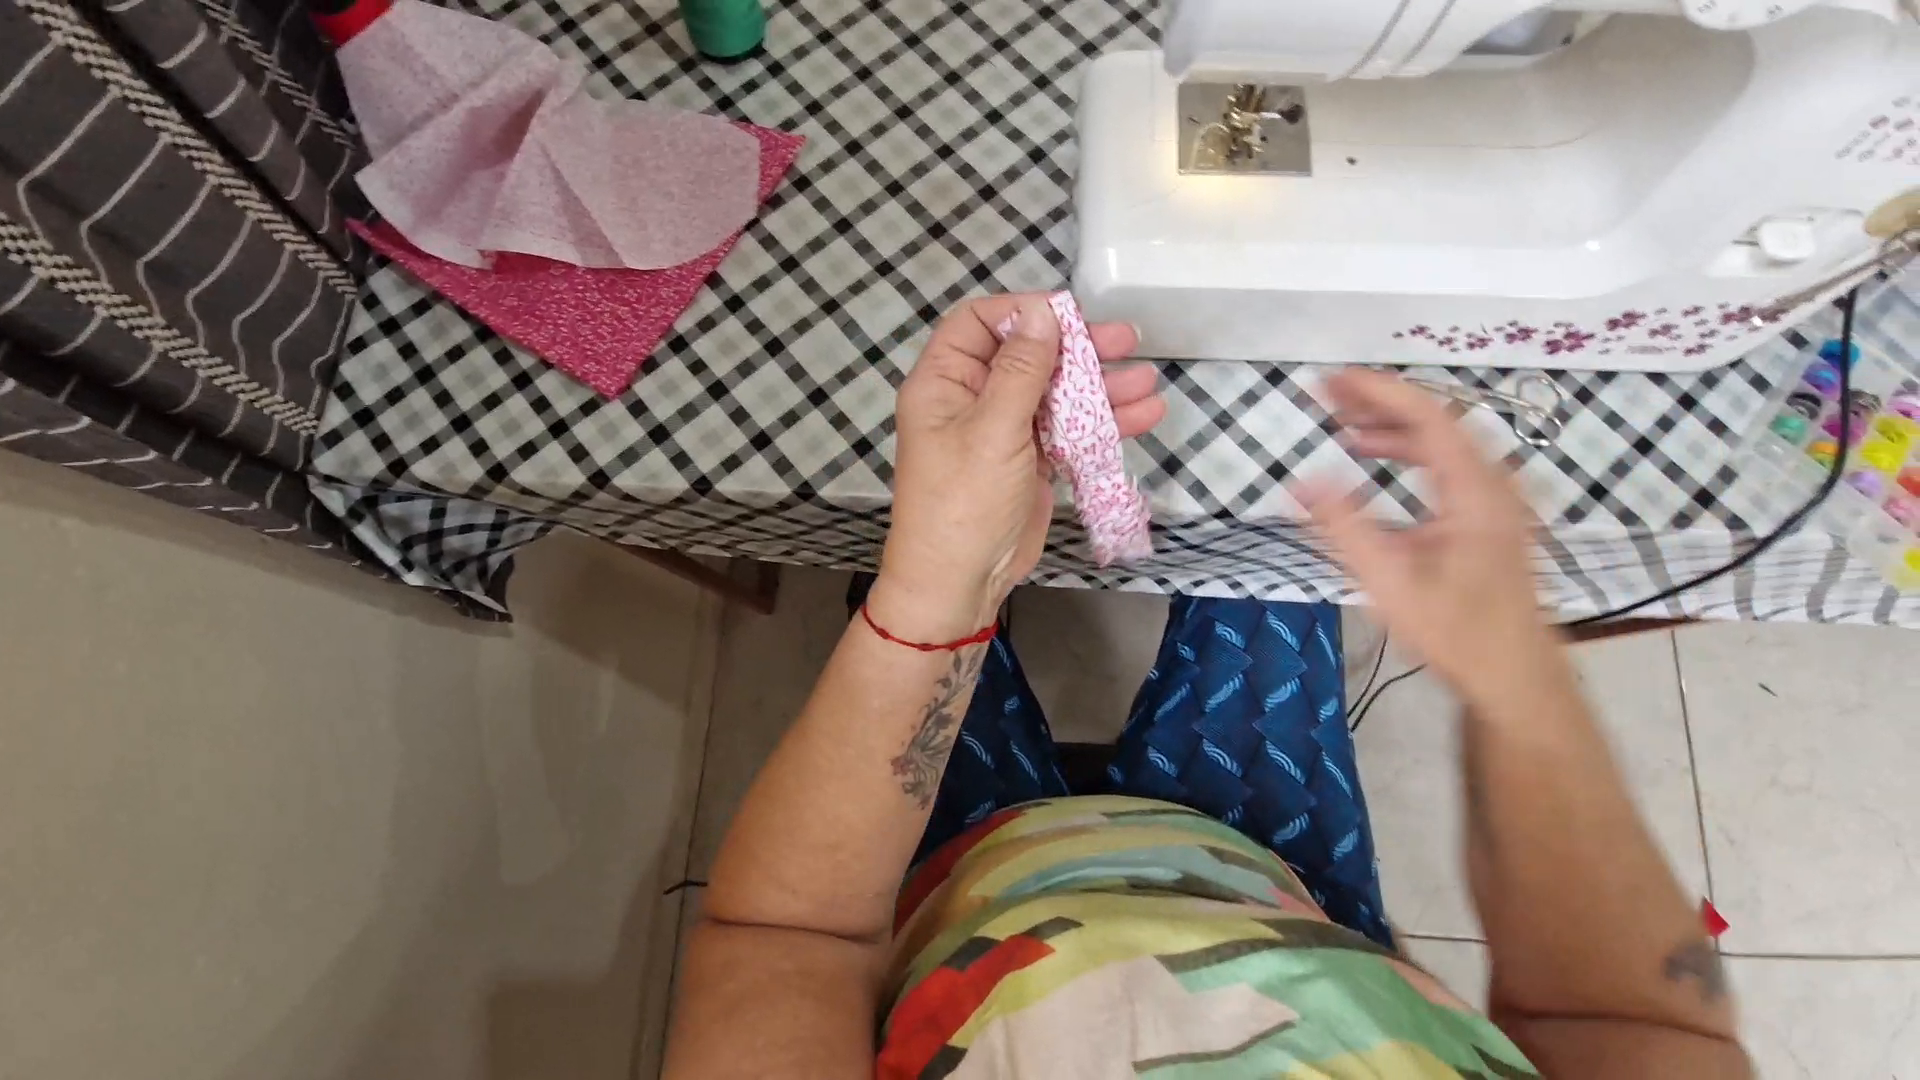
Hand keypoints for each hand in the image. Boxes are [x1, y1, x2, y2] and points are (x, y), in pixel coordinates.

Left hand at [872, 294, 1163, 640]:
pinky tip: (1143, 417)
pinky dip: (1102, 425)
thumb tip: (1041, 313)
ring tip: (1148, 382)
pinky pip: (1068, 431)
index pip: (979, 324)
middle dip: (1078, 349)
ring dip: (1101, 388)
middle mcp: (972, 399)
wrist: (960, 581)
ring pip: (1056, 395)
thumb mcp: (992, 430)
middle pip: (1029, 357)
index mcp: (944, 382)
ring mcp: (1004, 432)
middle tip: (1128, 341)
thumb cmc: (964, 502)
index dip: (1022, 313)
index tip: (1069, 316)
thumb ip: (1021, 370)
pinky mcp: (1031, 461)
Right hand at [1301, 370, 1563, 704]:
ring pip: (1444, 441)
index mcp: (1476, 492)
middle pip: (1438, 421)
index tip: (1333, 379)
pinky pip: (1446, 462)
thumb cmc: (1456, 632)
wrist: (1516, 677)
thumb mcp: (1390, 583)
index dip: (1380, 393)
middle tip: (1328, 394)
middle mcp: (1493, 484)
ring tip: (1343, 424)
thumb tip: (1301, 482)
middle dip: (1381, 402)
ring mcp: (1495, 499)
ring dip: (1393, 426)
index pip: (1428, 418)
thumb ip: (1346, 529)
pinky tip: (1376, 460)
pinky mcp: (1488, 516)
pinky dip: (1408, 450)